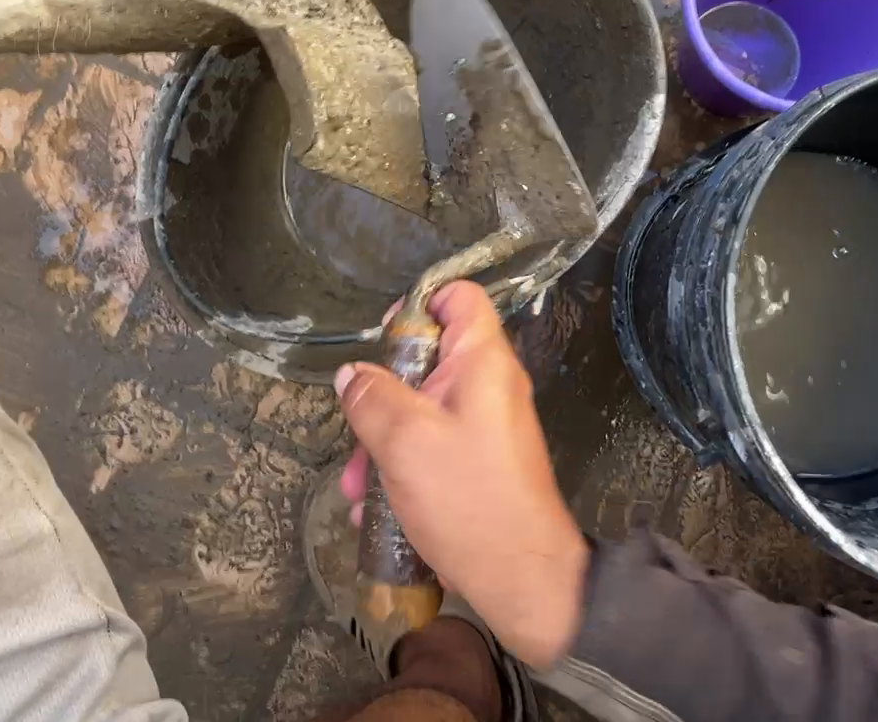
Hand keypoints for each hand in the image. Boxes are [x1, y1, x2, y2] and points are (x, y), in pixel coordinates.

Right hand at [335, 282, 589, 667]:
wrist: (525, 581)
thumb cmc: (468, 497)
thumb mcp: (406, 441)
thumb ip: (372, 398)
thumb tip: (351, 373)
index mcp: (482, 361)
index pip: (459, 297)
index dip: (419, 305)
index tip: (384, 340)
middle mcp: (488, 384)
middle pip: (429, 356)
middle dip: (384, 392)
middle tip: (358, 426)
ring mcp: (484, 425)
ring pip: (423, 407)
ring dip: (383, 440)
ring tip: (356, 486)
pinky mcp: (480, 462)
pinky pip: (434, 444)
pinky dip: (403, 466)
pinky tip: (372, 508)